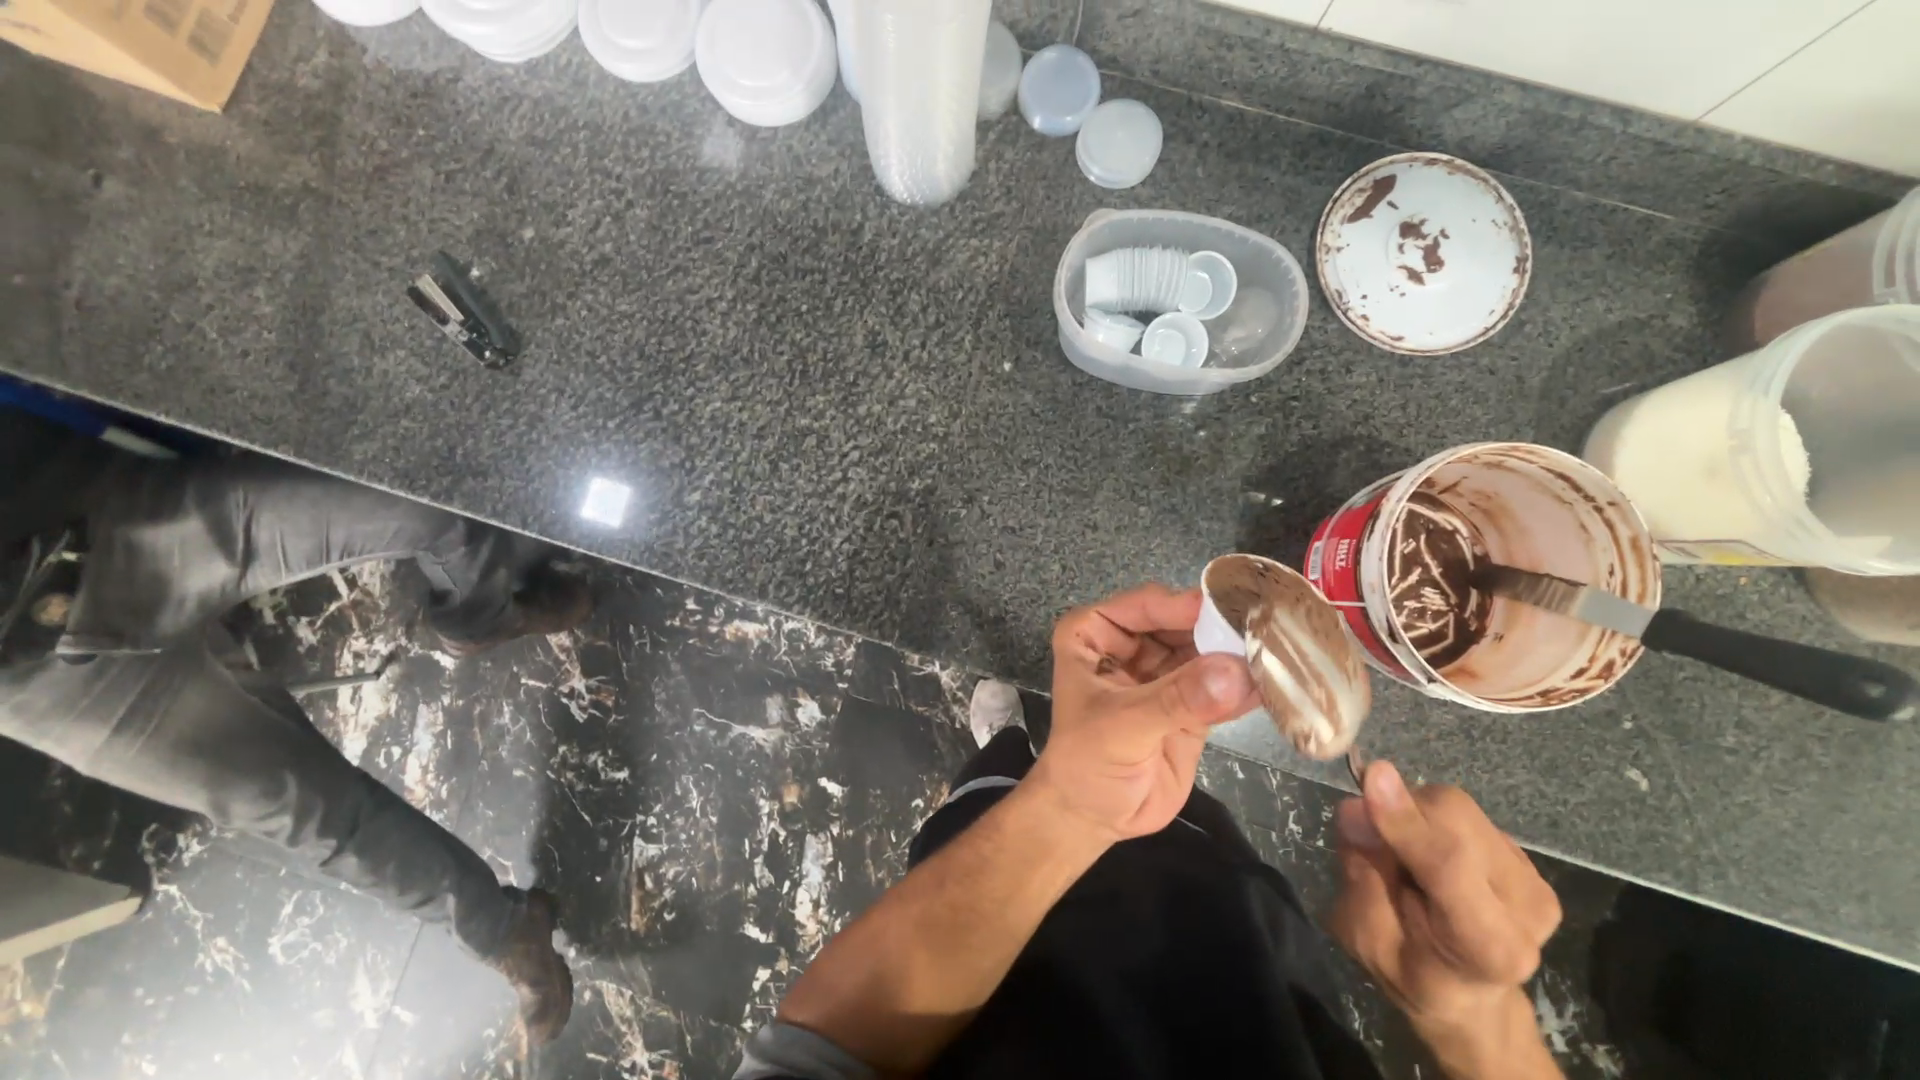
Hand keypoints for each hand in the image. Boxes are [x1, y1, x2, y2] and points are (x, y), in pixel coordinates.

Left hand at [1028, 584, 1261, 842]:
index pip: (1147, 604)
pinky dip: (1250, 685)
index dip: (1187, 607)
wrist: (1094, 816)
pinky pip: (1226, 684)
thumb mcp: (1123, 726)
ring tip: (1283, 656)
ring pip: (1209, 649)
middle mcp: (1132, 642)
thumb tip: (1235, 672)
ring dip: (1242, 654)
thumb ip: (1177, 699)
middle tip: (1269, 632)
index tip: (1231, 614)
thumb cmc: (1087, 762)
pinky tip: (1280, 684)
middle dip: (1223, 628)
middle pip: (1185, 621)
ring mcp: (1166, 671)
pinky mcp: (1194, 702)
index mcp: (1095, 631)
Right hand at [1330, 761, 1562, 1074]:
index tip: (1371, 775)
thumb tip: (1356, 807)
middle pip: (1455, 820)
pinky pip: (1466, 815)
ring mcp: (1534, 881)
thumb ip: (1361, 874)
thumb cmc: (1409, 971)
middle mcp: (1525, 908)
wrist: (1467, 994)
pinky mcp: (1529, 862)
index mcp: (1487, 946)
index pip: (1448, 865)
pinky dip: (1433, 823)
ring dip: (1415, 816)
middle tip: (1373, 843)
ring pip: (1458, 808)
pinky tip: (1430, 857)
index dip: (1407, 819)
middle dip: (1402, 812)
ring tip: (1404, 858)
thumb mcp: (1364, 937)